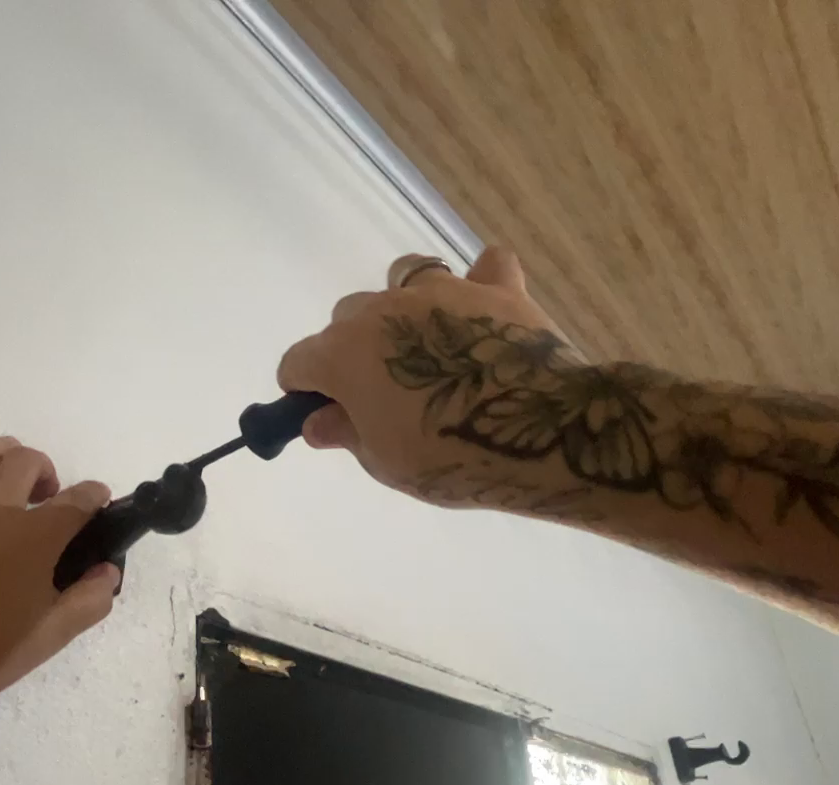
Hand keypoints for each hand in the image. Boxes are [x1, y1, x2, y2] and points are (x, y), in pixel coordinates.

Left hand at [0, 425, 120, 725]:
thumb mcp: (47, 639)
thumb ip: (87, 602)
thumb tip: (109, 571)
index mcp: (33, 540)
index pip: (77, 501)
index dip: (93, 495)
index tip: (96, 499)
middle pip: (25, 462)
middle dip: (44, 470)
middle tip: (42, 494)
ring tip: (2, 466)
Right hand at [276, 247, 571, 503]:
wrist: (540, 432)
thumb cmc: (449, 457)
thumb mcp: (385, 462)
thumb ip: (345, 433)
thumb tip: (316, 422)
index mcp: (344, 355)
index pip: (297, 362)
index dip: (303, 390)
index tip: (322, 411)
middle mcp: (382, 310)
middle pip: (345, 318)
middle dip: (350, 351)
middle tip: (379, 393)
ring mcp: (441, 290)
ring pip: (402, 277)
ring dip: (402, 306)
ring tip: (425, 344)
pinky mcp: (496, 287)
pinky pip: (483, 268)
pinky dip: (479, 285)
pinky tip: (483, 312)